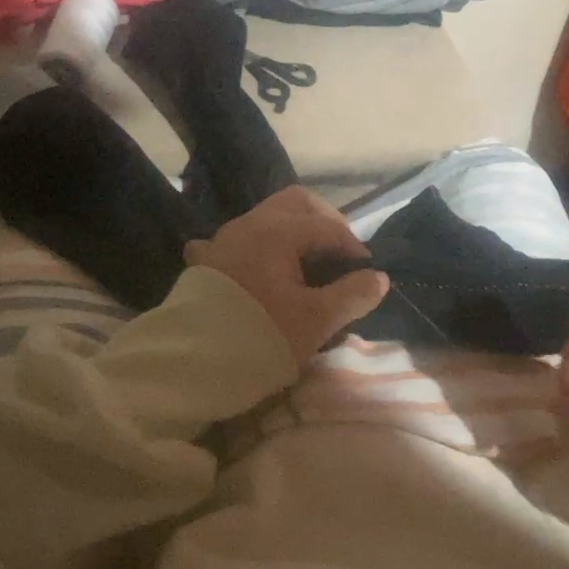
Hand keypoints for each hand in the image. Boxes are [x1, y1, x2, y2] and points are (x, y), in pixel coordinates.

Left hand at [185, 187, 389, 363]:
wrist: (190, 364)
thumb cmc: (260, 336)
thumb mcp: (316, 320)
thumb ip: (352, 294)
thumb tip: (378, 278)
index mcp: (279, 231)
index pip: (329, 228)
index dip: (354, 250)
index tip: (367, 278)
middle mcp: (249, 224)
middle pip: (296, 204)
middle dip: (324, 223)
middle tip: (339, 257)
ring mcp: (223, 240)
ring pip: (266, 219)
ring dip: (292, 234)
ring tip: (306, 268)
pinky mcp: (206, 262)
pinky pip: (236, 242)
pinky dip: (256, 250)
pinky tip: (258, 271)